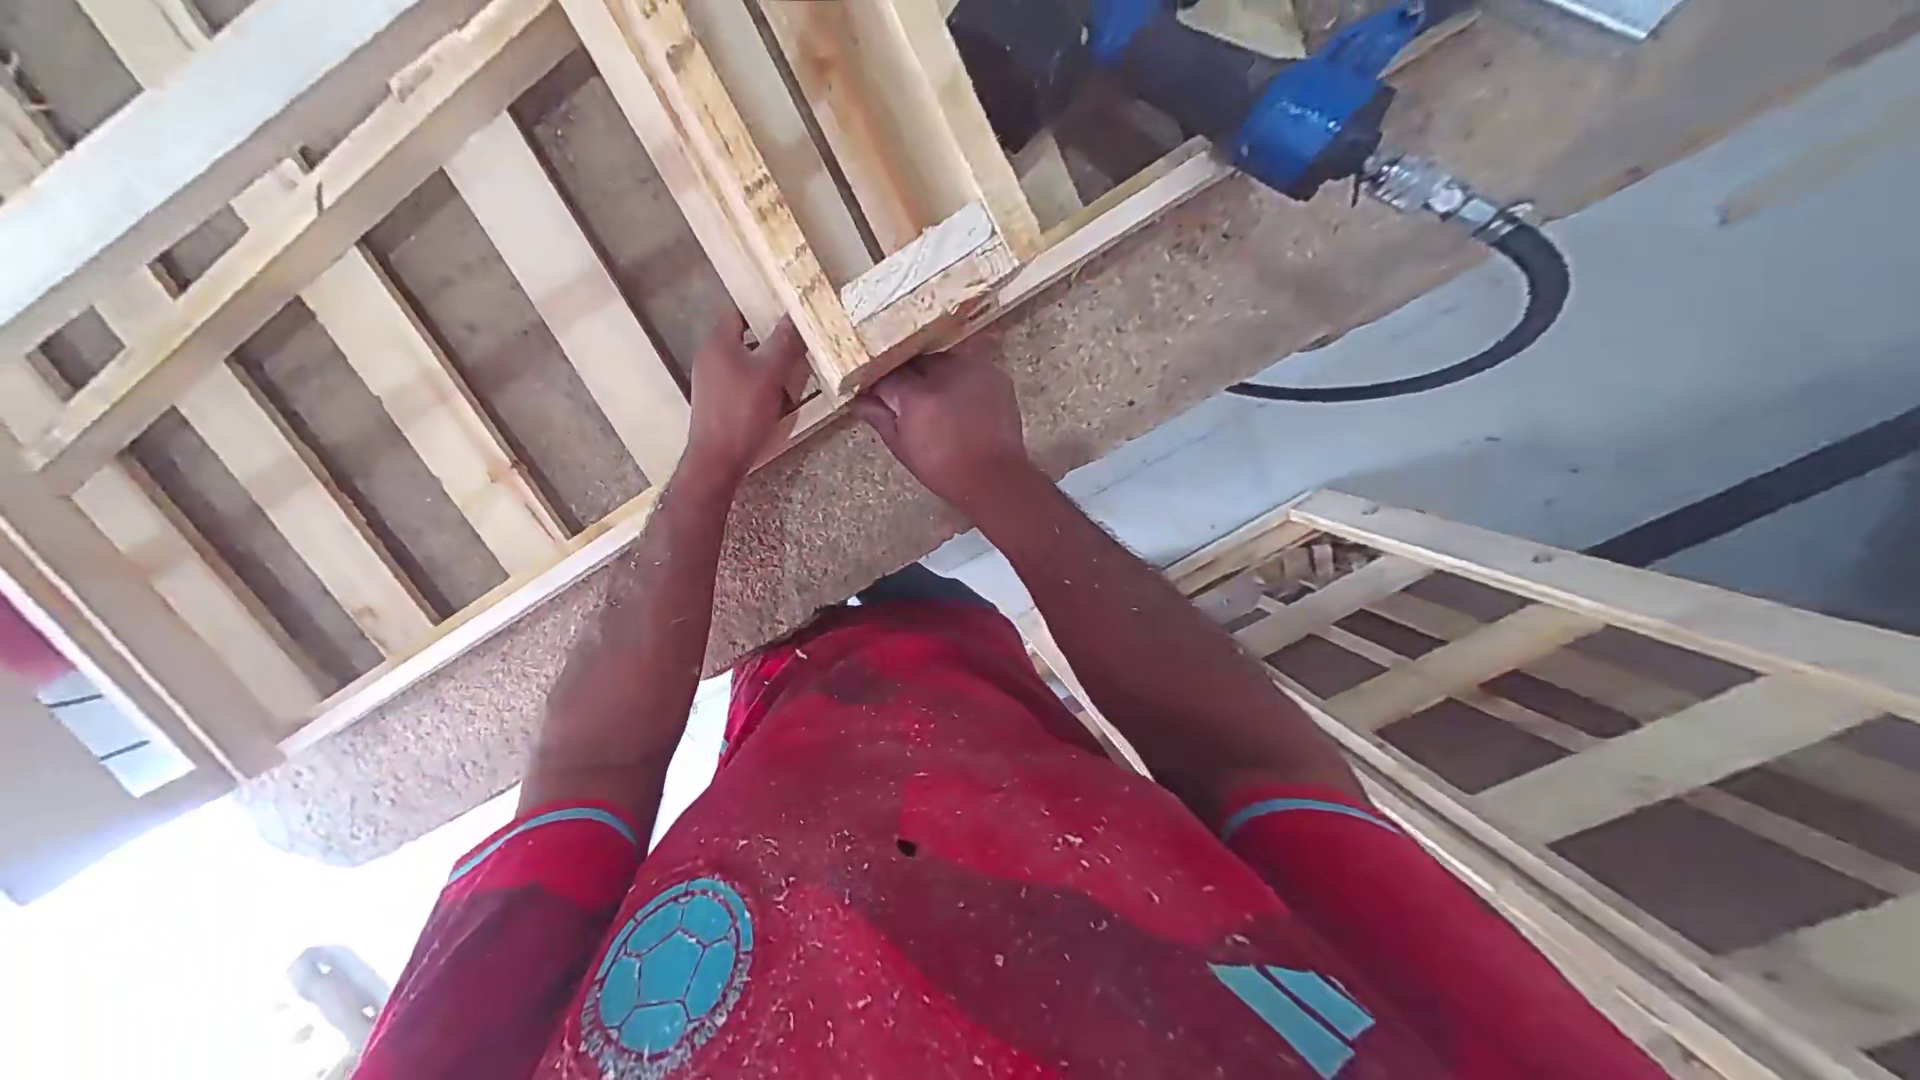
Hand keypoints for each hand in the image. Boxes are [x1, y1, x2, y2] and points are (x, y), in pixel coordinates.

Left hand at [684, 312, 807, 482]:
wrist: (718, 458)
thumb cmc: (743, 410)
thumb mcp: (771, 373)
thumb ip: (784, 342)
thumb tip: (797, 314)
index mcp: (717, 341)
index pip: (738, 309)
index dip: (762, 306)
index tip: (788, 309)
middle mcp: (710, 356)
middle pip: (744, 336)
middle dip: (771, 338)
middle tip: (799, 340)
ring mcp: (712, 380)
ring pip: (745, 361)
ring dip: (768, 363)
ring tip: (796, 368)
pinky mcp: (718, 401)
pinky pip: (743, 382)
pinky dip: (761, 383)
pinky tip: (780, 395)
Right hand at [853, 353, 1035, 510]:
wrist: (994, 477)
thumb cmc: (943, 469)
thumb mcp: (903, 447)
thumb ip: (879, 417)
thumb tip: (858, 400)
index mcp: (918, 394)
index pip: (888, 374)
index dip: (880, 383)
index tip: (876, 393)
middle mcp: (947, 373)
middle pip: (916, 362)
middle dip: (908, 378)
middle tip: (908, 401)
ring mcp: (974, 370)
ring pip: (943, 362)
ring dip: (935, 376)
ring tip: (937, 404)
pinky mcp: (995, 375)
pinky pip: (969, 368)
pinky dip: (960, 380)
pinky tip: (960, 403)